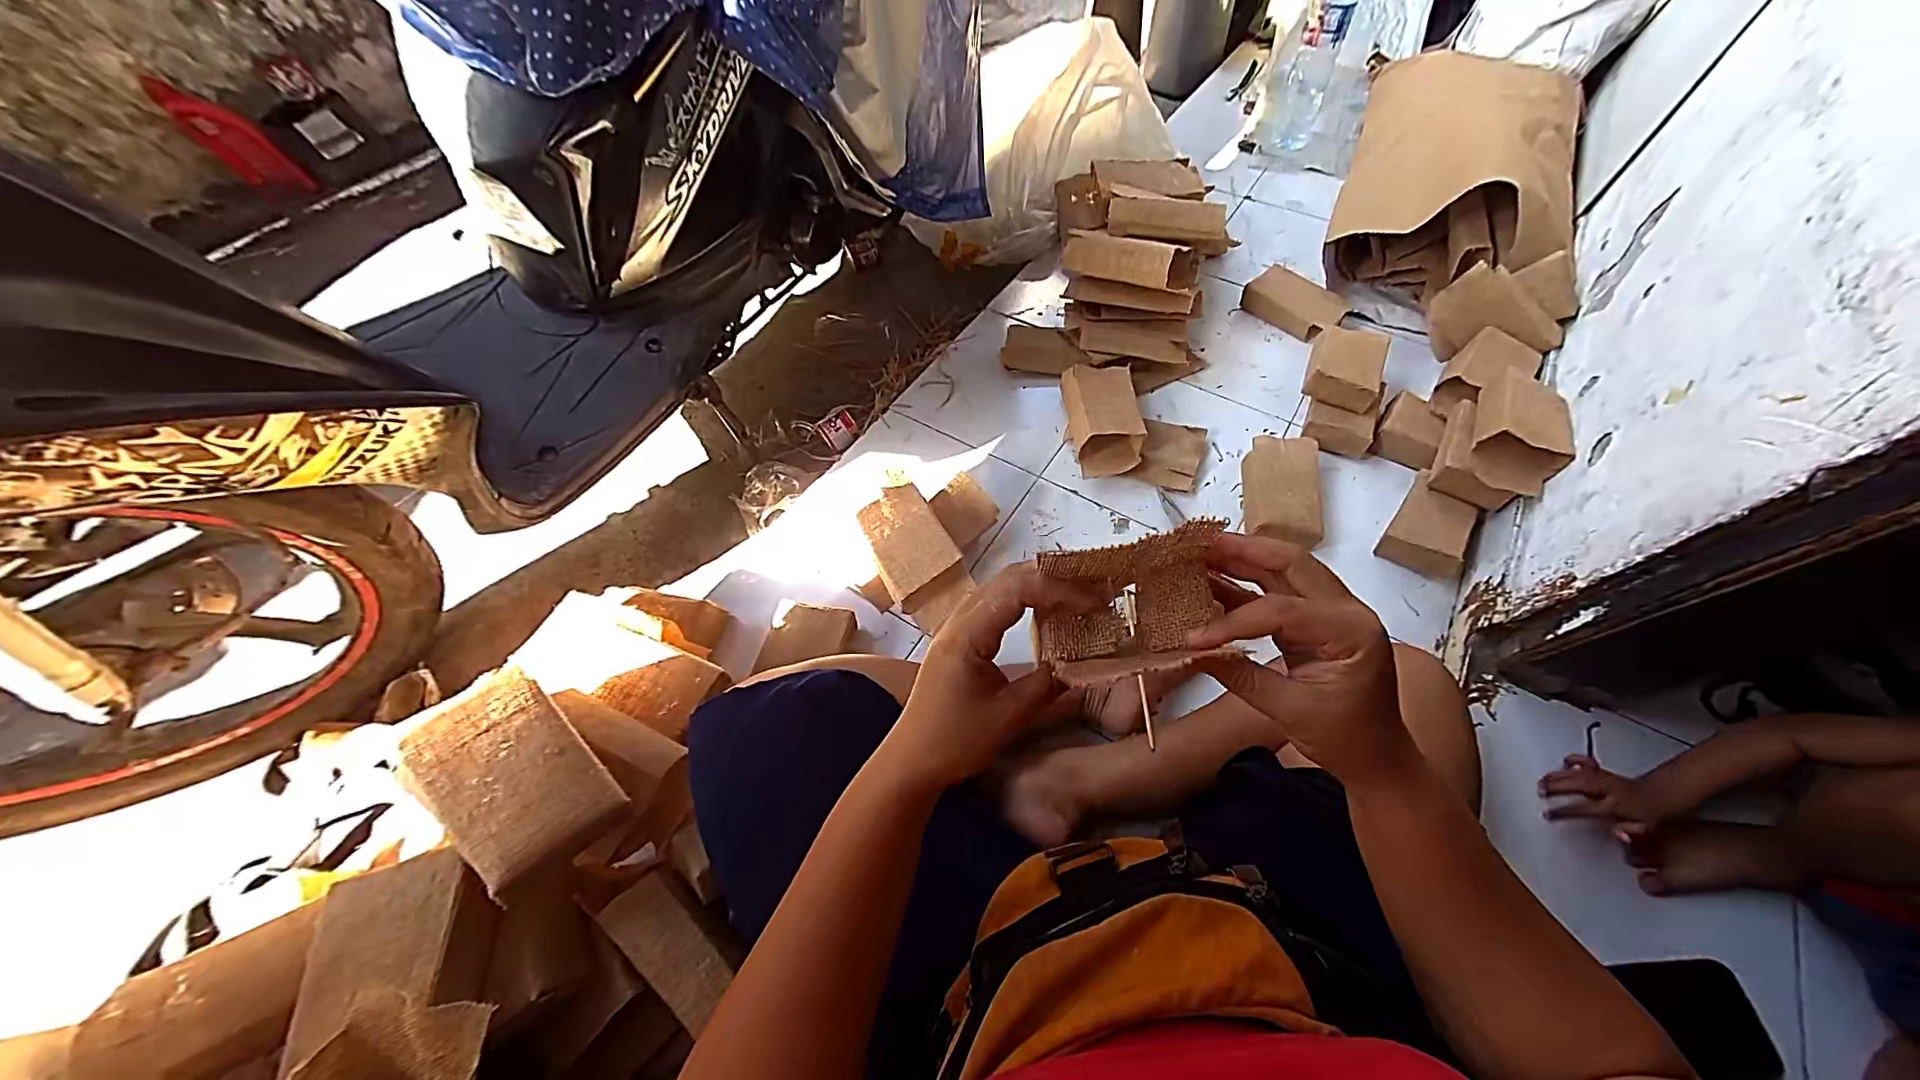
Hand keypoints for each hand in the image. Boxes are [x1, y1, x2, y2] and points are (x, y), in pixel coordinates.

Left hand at [879, 563, 1109, 790]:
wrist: (912, 760)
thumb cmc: (954, 742)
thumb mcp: (1007, 716)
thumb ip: (1046, 685)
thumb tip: (1081, 663)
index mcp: (967, 634)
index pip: (1017, 590)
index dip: (1059, 589)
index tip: (1093, 602)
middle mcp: (959, 621)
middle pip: (1009, 579)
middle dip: (1054, 578)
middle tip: (1094, 588)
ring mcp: (957, 627)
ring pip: (1001, 587)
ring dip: (1040, 584)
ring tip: (1078, 592)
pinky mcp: (961, 638)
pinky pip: (995, 604)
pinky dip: (1026, 599)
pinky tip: (1047, 609)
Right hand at [1186, 533, 1414, 788]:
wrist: (1380, 758)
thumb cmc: (1346, 739)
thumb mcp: (1289, 712)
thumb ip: (1241, 676)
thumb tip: (1195, 652)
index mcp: (1349, 632)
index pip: (1279, 611)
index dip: (1231, 621)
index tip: (1195, 637)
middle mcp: (1347, 611)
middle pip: (1292, 564)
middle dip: (1244, 551)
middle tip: (1201, 544)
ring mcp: (1335, 612)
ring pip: (1287, 570)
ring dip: (1245, 559)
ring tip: (1203, 551)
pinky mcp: (1318, 621)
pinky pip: (1282, 591)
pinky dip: (1249, 583)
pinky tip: (1217, 579)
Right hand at [1538, 755, 1669, 822]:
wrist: (1675, 793)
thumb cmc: (1663, 813)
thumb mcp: (1652, 829)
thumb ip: (1632, 832)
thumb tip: (1617, 833)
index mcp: (1617, 805)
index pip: (1582, 808)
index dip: (1563, 811)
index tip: (1549, 814)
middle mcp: (1609, 789)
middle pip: (1574, 785)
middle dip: (1554, 787)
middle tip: (1539, 791)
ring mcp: (1608, 778)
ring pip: (1576, 773)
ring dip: (1557, 775)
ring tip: (1543, 779)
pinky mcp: (1608, 772)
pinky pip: (1587, 763)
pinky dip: (1574, 761)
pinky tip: (1566, 762)